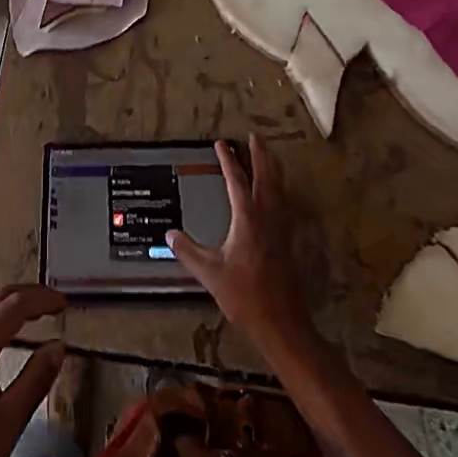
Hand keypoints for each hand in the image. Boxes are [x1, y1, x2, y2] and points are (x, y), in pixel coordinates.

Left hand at [0, 285, 66, 456]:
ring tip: (33, 314)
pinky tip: (3, 340)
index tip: (61, 303)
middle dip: (27, 295)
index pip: (13, 306)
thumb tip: (55, 349)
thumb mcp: (6, 426)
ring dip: (8, 305)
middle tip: (52, 302)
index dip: (42, 299)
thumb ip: (35, 381)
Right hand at [167, 136, 316, 352]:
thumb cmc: (244, 295)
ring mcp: (280, 226)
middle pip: (265, 175)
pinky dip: (278, 186)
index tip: (222, 143)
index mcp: (248, 218)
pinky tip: (276, 191)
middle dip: (260, 154)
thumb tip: (170, 234)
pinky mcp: (287, 238)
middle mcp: (267, 216)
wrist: (281, 321)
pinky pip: (283, 201)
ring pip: (278, 186)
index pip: (236, 180)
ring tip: (268, 154)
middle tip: (255, 136)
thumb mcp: (210, 273)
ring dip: (272, 167)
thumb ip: (188, 251)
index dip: (228, 160)